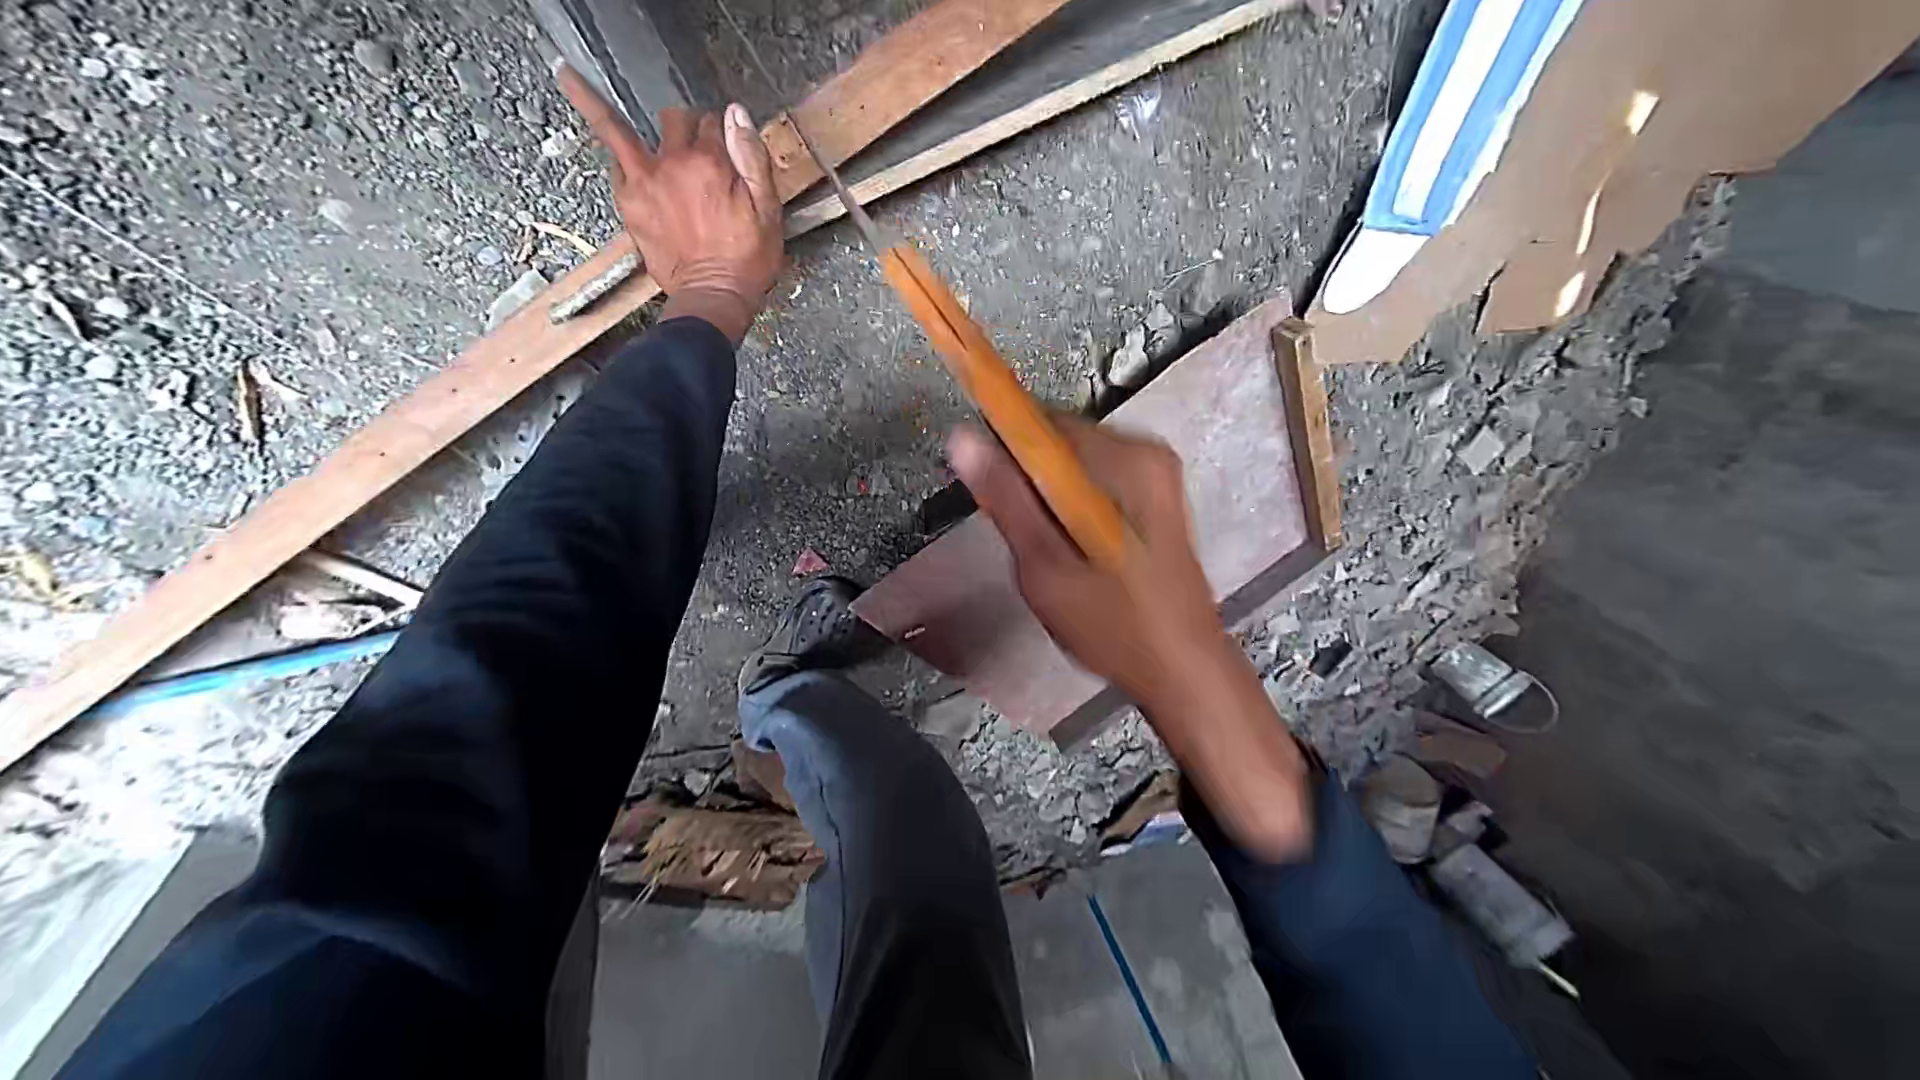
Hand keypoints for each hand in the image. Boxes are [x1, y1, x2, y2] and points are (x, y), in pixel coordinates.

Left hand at [558, 64, 783, 342]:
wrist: (714, 297)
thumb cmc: (747, 261)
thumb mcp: (768, 212)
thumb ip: (753, 158)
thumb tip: (737, 114)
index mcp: (710, 162)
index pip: (714, 123)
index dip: (723, 132)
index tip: (729, 145)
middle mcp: (672, 163)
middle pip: (674, 120)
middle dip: (686, 124)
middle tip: (694, 139)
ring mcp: (645, 181)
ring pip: (616, 127)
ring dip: (593, 100)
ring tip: (567, 75)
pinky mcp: (630, 204)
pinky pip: (613, 165)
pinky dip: (613, 154)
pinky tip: (608, 146)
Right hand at [948, 418, 1311, 859]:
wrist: (1183, 667)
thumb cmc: (1113, 626)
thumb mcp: (1046, 568)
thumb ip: (1005, 500)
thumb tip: (962, 439)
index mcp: (1126, 460)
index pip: (1040, 422)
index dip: (1000, 450)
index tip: (981, 490)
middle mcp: (1147, 452)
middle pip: (1059, 442)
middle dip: (1026, 480)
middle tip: (1019, 537)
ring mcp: (1157, 473)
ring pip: (1073, 464)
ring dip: (1047, 496)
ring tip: (1046, 551)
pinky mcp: (1158, 493)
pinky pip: (1094, 480)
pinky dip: (1071, 505)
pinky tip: (1072, 549)